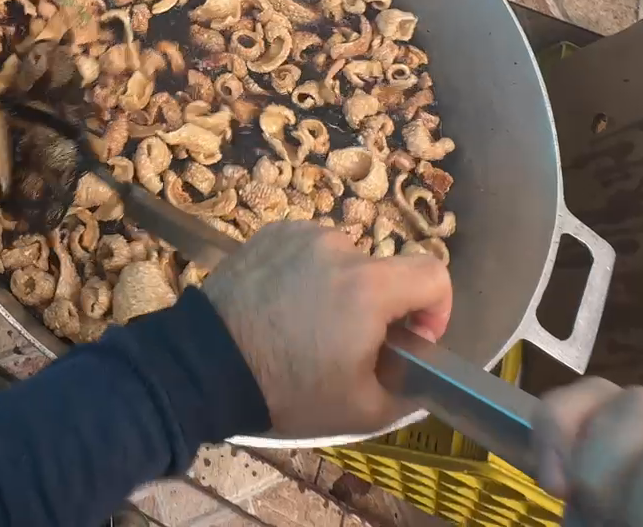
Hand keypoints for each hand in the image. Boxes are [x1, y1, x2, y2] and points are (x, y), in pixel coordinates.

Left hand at [201, 221, 451, 437]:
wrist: (207, 363)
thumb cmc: (289, 389)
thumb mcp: (364, 409)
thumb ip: (409, 384)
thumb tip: (415, 361)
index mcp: (368, 285)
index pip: (433, 272)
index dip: (435, 309)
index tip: (409, 338)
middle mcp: (336, 246)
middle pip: (382, 270)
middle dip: (378, 305)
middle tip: (347, 342)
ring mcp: (299, 234)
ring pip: (343, 259)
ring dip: (339, 286)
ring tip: (306, 324)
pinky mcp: (269, 233)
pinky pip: (307, 249)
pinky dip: (306, 272)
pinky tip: (282, 304)